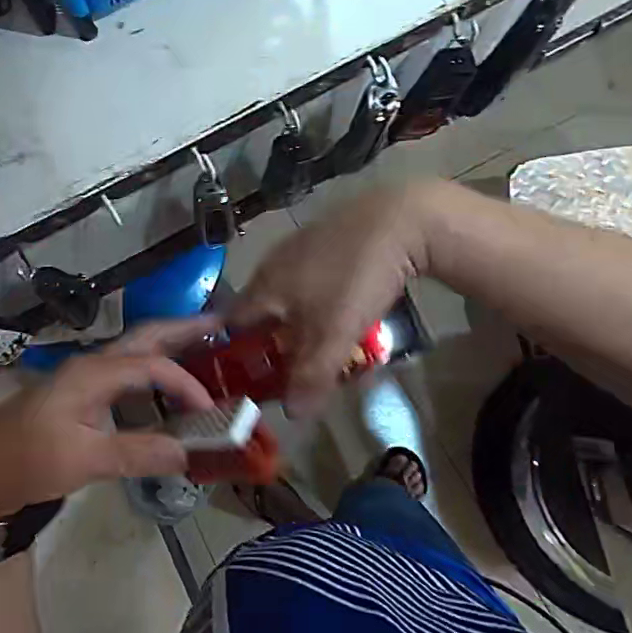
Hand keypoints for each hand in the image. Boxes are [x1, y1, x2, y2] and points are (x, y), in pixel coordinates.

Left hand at [0, 317, 221, 522]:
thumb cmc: (27, 463)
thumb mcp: (82, 461)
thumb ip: (137, 454)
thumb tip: (188, 453)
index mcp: (92, 373)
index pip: (151, 366)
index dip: (185, 384)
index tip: (210, 411)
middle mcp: (93, 365)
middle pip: (147, 336)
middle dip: (185, 329)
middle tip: (224, 326)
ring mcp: (89, 376)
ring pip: (139, 349)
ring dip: (173, 345)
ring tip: (209, 344)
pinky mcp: (87, 392)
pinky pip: (131, 370)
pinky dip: (159, 369)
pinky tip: (173, 383)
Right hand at [234, 182, 445, 403]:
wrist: (399, 218)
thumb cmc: (355, 277)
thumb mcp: (334, 334)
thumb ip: (312, 376)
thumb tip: (293, 414)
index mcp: (264, 285)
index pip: (232, 324)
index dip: (236, 354)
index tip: (249, 380)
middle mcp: (274, 264)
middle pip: (263, 312)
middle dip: (275, 343)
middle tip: (294, 369)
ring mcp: (300, 247)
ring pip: (291, 295)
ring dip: (301, 323)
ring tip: (324, 345)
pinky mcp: (328, 238)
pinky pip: (313, 280)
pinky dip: (321, 301)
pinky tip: (347, 309)